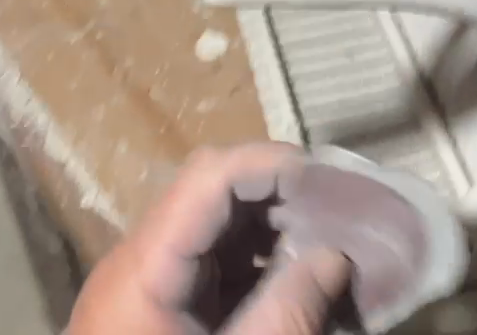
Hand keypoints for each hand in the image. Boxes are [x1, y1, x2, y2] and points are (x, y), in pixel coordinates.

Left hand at [68, 144, 354, 334]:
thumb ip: (289, 310)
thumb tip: (335, 256)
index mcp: (147, 262)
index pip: (208, 176)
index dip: (266, 164)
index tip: (323, 179)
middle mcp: (141, 255)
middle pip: (210, 192)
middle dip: (275, 193)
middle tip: (334, 209)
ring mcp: (146, 278)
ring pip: (213, 223)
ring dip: (268, 225)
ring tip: (322, 241)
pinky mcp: (158, 303)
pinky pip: (209, 260)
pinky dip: (252, 260)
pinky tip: (291, 276)